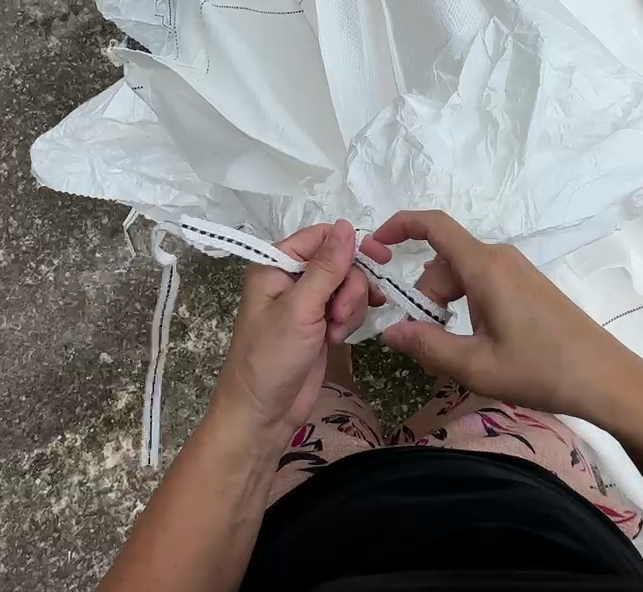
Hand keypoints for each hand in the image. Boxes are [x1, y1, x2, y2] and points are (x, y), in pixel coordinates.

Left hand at [208, 221, 371, 445]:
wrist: (263, 416)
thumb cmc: (271, 358)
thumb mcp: (299, 309)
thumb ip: (326, 267)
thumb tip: (347, 225)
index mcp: (276, 264)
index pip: (321, 237)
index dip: (351, 245)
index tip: (380, 259)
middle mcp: (291, 277)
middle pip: (340, 261)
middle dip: (349, 287)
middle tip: (338, 315)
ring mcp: (307, 302)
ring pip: (348, 285)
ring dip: (349, 307)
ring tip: (334, 333)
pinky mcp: (319, 323)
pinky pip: (346, 307)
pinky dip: (348, 320)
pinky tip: (338, 338)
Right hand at [364, 210, 642, 423]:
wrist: (607, 378)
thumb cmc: (541, 370)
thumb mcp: (476, 367)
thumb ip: (427, 346)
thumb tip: (389, 331)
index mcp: (484, 267)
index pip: (434, 224)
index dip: (400, 225)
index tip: (375, 244)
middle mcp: (499, 257)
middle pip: (444, 261)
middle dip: (424, 295)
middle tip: (423, 342)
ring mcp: (516, 269)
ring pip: (462, 275)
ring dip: (446, 304)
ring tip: (453, 350)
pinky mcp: (528, 284)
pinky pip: (482, 282)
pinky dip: (466, 305)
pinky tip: (476, 343)